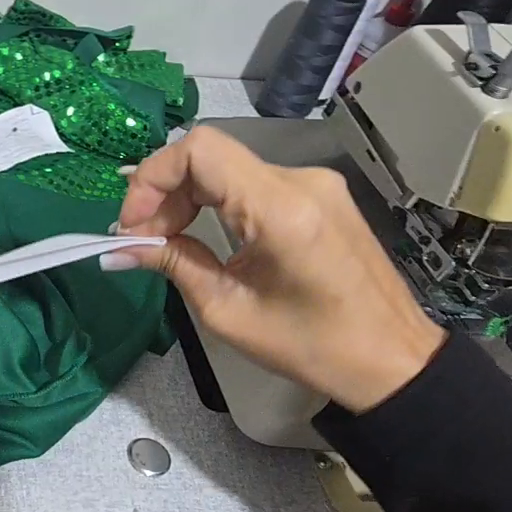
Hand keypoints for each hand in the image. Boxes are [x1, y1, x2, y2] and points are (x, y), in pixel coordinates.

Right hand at [110, 127, 443, 412]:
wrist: (393, 359)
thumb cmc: (312, 346)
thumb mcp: (228, 311)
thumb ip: (173, 264)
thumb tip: (118, 249)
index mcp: (280, 209)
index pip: (199, 151)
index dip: (152, 178)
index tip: (133, 223)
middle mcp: (300, 181)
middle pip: (208, 156)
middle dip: (162, 193)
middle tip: (142, 239)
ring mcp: (313, 183)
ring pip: (225, 167)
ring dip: (185, 198)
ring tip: (166, 241)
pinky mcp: (317, 194)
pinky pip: (249, 182)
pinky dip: (213, 201)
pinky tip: (201, 234)